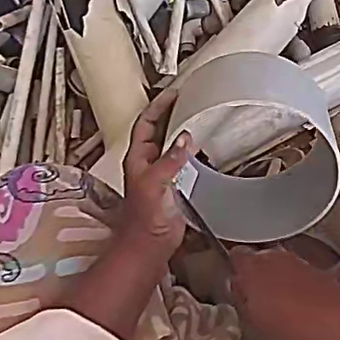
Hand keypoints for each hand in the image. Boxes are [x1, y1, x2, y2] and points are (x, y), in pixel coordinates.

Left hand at [119, 92, 193, 257]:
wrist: (150, 244)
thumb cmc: (144, 217)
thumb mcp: (154, 183)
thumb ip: (169, 160)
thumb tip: (184, 138)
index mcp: (137, 158)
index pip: (145, 124)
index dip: (156, 107)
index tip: (172, 94)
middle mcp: (147, 162)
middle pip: (158, 130)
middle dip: (170, 114)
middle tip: (186, 99)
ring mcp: (161, 173)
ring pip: (171, 144)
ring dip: (181, 131)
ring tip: (196, 117)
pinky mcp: (174, 185)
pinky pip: (183, 161)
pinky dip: (192, 151)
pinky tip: (202, 146)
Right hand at [230, 247, 339, 339]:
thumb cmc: (288, 328)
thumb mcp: (252, 325)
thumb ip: (241, 302)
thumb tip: (240, 289)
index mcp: (252, 265)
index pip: (234, 256)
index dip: (235, 272)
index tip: (238, 291)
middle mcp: (274, 255)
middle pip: (259, 261)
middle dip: (257, 277)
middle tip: (258, 304)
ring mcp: (300, 261)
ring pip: (281, 268)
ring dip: (279, 282)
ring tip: (282, 310)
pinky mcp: (320, 271)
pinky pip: (300, 277)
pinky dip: (299, 288)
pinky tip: (303, 310)